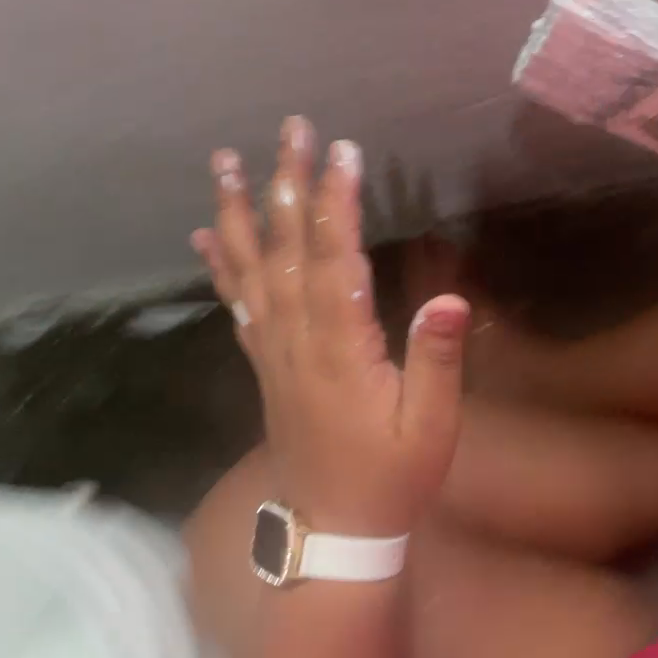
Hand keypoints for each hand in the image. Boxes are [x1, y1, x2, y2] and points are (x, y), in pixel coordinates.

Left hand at [192, 117, 468, 535]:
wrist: (335, 528)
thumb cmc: (393, 478)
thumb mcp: (431, 427)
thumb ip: (437, 362)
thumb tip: (451, 299)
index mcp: (342, 352)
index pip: (335, 262)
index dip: (336, 205)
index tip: (340, 151)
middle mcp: (298, 344)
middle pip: (287, 253)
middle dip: (287, 187)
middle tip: (286, 129)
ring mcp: (275, 356)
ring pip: (251, 273)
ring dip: (240, 214)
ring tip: (227, 162)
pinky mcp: (267, 370)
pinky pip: (238, 308)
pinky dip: (221, 268)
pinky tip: (207, 236)